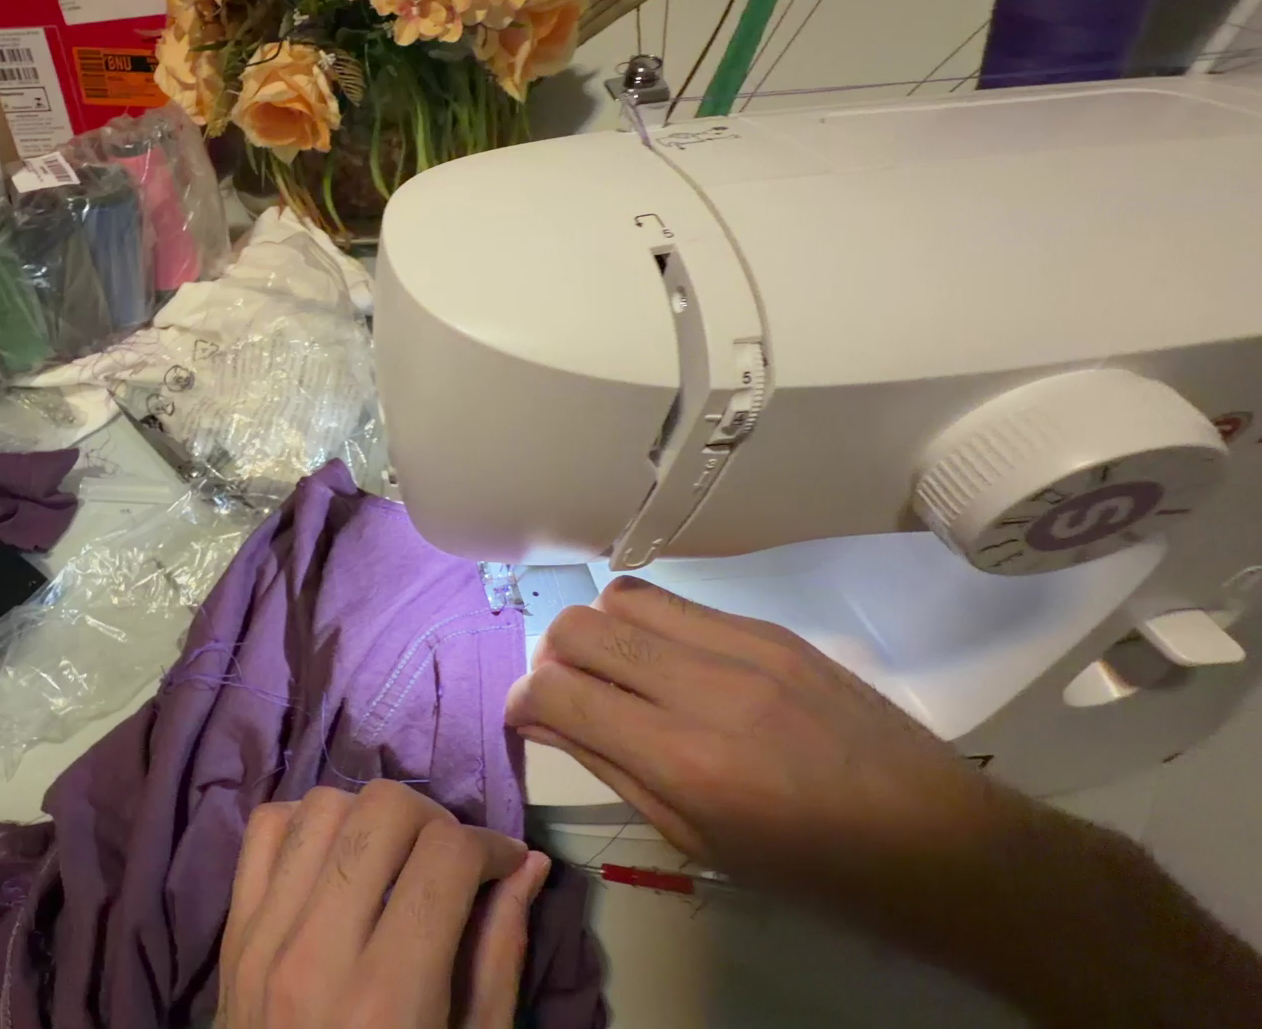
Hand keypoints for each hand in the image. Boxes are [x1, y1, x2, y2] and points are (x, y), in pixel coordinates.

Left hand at [217, 781, 553, 1028]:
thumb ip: (499, 955)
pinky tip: (336, 854)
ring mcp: (262, 935)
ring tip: (394, 855)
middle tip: (449, 857)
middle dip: (433, 818)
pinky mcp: (232, 930)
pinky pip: (265, 828)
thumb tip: (527, 862)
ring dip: (370, 816)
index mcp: (388, 998)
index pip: (446, 856)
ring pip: (322, 806)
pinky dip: (306, 823)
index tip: (504, 862)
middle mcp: (316, 952)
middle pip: (381, 810)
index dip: (490, 844)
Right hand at [505, 577, 1034, 928]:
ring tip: (613, 669)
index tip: (524, 715)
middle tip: (565, 691)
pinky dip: (645, 625)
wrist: (942, 841)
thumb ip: (607, 765)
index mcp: (685, 760)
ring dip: (595, 631)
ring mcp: (744, 646)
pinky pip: (676, 602)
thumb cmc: (809, 868)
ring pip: (620, 597)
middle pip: (578, 628)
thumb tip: (541, 716)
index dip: (521, 699)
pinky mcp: (772, 628)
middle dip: (548, 657)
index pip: (558, 692)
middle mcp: (706, 688)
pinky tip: (665, 660)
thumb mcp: (694, 839)